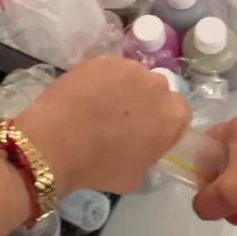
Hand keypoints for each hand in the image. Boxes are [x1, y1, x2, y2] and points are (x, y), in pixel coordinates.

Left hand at [14, 55, 191, 194]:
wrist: (57, 142)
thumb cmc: (100, 166)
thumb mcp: (136, 176)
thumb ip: (149, 156)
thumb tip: (140, 148)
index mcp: (173, 115)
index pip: (179, 114)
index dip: (162, 125)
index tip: (146, 136)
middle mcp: (158, 84)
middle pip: (157, 92)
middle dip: (144, 104)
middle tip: (121, 123)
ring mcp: (129, 67)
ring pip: (133, 77)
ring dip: (122, 89)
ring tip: (98, 108)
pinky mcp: (102, 59)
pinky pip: (108, 70)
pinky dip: (100, 81)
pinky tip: (84, 97)